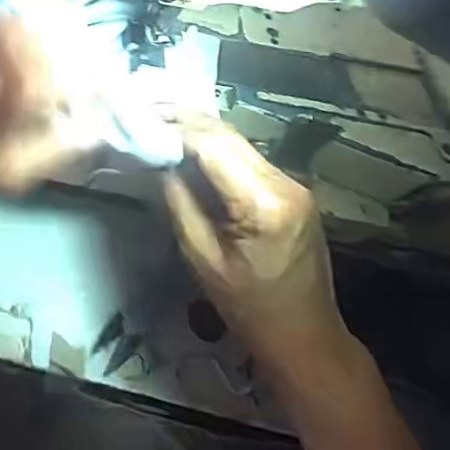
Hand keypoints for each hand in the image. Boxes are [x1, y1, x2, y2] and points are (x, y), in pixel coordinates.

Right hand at [164, 116, 355, 377]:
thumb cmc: (248, 307)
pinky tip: (191, 148)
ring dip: (200, 131)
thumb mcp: (201, 257)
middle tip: (147, 112)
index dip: (174, 130)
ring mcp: (293, 185)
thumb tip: (161, 161)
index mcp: (263, 203)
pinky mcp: (292, 191)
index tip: (142, 123)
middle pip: (227, 136)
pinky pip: (247, 158)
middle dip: (185, 121)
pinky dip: (217, 149)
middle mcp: (285, 184)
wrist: (306, 337)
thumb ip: (179, 202)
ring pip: (238, 143)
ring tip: (162, 124)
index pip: (212, 147)